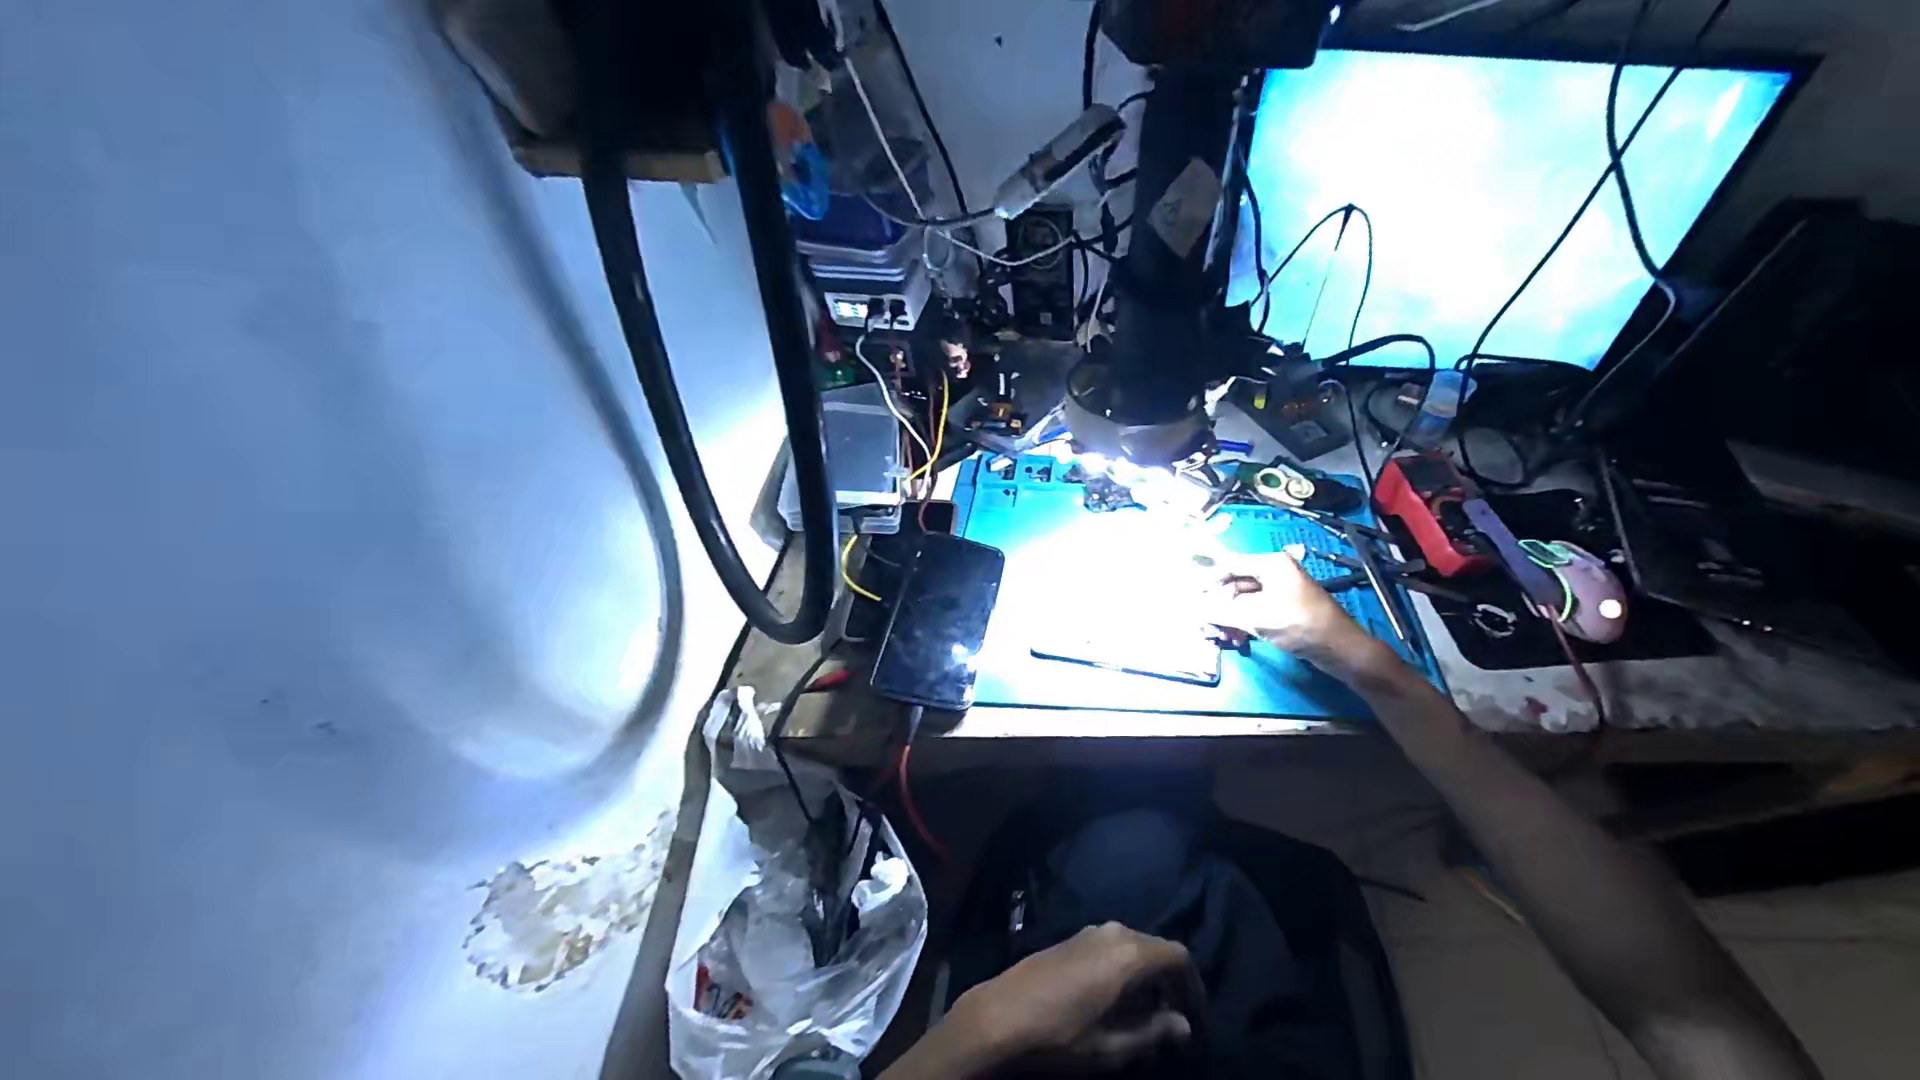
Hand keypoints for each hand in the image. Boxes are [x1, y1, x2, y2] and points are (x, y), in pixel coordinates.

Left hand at [887, 923, 1203, 1077]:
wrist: (999, 1015)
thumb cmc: (1059, 1035)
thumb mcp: (1112, 1048)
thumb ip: (1153, 1033)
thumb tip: (1183, 1024)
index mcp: (1127, 953)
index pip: (1178, 956)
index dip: (1194, 988)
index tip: (1198, 1023)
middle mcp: (1111, 932)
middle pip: (1156, 949)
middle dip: (1171, 983)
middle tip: (1175, 1024)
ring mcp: (1087, 932)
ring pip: (1133, 947)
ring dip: (1147, 977)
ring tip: (1148, 1019)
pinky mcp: (1070, 939)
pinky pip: (1111, 947)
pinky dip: (1125, 970)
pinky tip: (1117, 1002)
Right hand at [1198, 552, 1398, 681]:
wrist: (1342, 650)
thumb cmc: (1302, 625)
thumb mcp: (1258, 618)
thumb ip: (1222, 611)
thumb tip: (1192, 607)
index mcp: (1272, 564)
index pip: (1229, 564)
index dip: (1207, 579)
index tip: (1189, 593)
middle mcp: (1274, 572)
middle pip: (1234, 583)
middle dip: (1217, 603)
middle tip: (1201, 620)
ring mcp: (1279, 591)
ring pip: (1242, 600)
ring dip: (1227, 616)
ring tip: (1217, 633)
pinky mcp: (1282, 609)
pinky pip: (1253, 611)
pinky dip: (1241, 622)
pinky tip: (1234, 637)